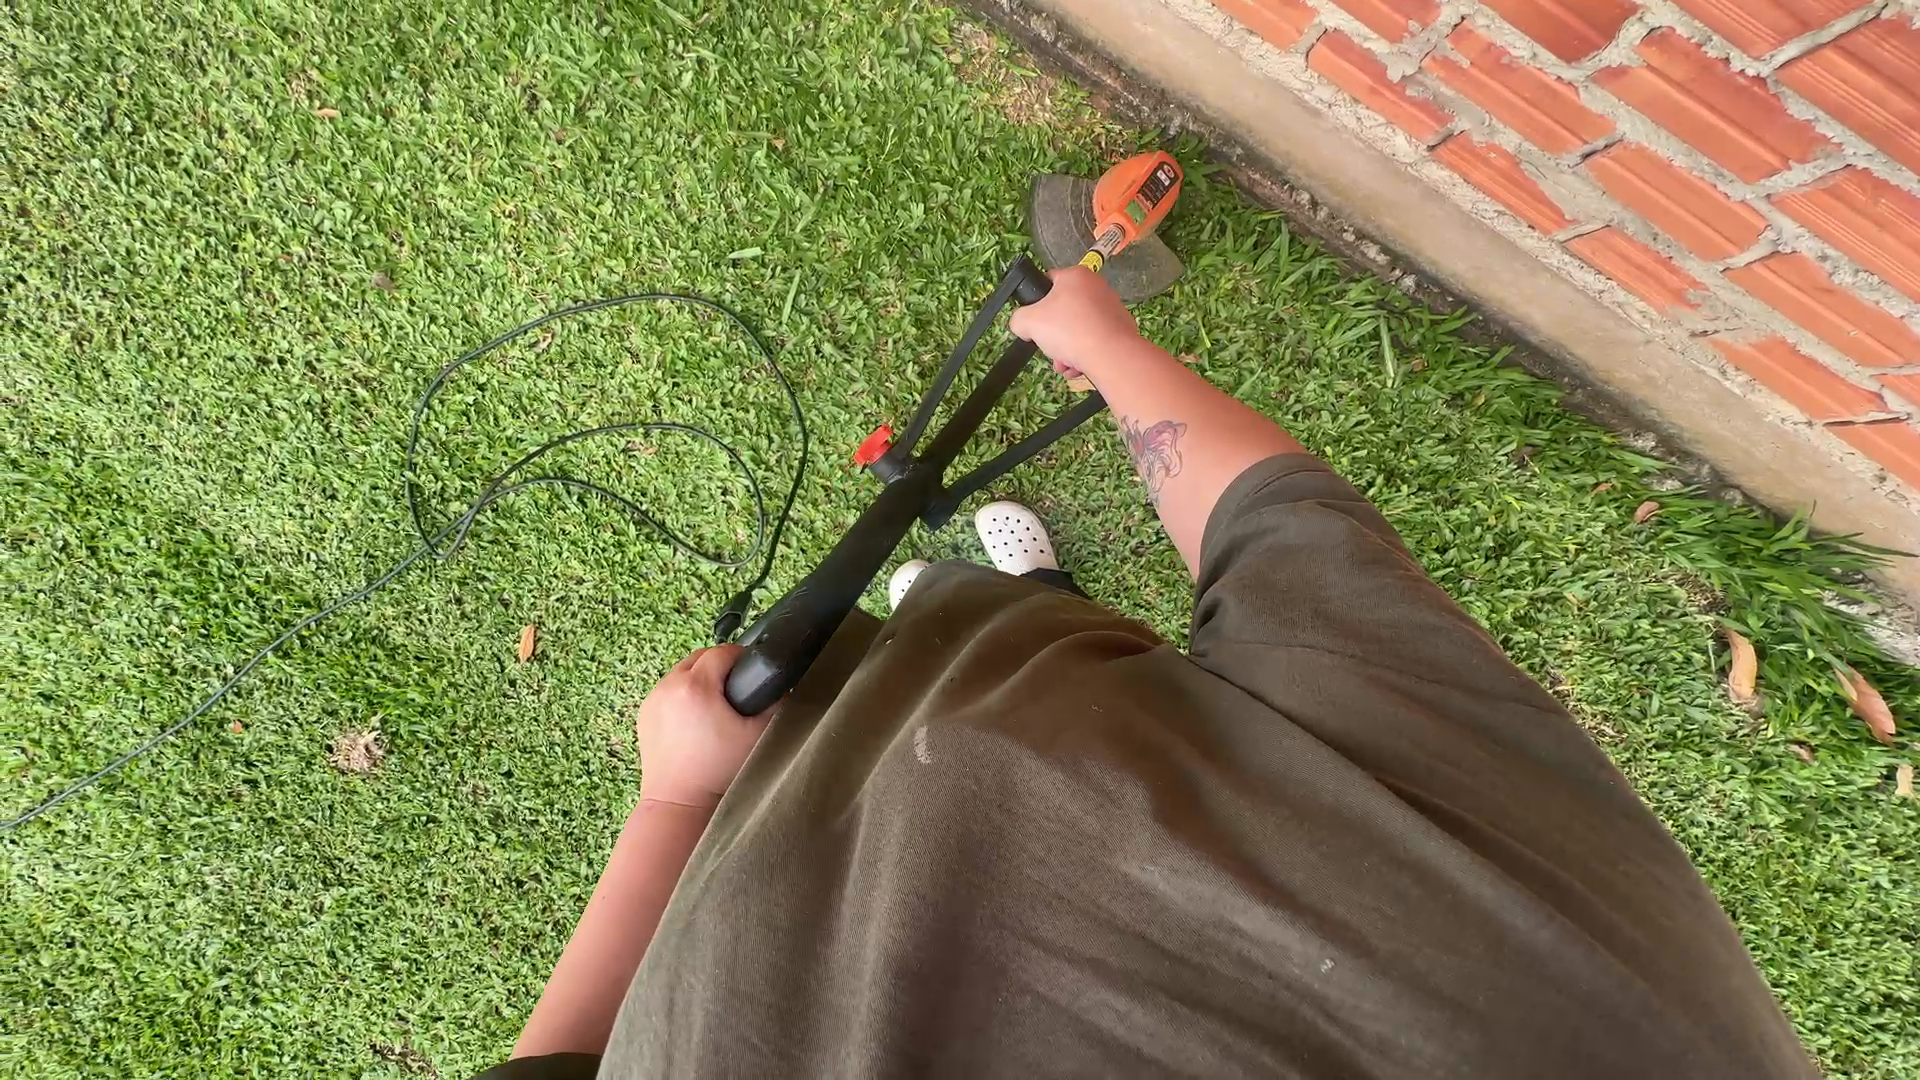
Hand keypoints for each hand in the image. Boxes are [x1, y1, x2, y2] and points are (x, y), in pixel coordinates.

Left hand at [635, 645, 772, 810]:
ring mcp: (652, 700)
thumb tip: (780, 686)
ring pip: (683, 670)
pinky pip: (669, 688)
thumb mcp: (759, 734)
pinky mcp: (644, 714)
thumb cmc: (718, 772)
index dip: (743, 658)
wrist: (680, 805)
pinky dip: (684, 692)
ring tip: (719, 701)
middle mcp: (668, 686)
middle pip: (700, 656)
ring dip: (701, 677)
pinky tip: (699, 713)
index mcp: (695, 686)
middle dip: (721, 665)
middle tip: (739, 688)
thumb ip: (775, 703)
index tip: (753, 675)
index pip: (723, 651)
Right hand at [1008, 265, 1139, 380]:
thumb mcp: (1028, 322)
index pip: (1048, 282)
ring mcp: (1112, 306)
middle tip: (1049, 349)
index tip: (1035, 322)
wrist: (1110, 354)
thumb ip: (1018, 319)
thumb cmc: (1069, 330)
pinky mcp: (1121, 327)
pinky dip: (1085, 353)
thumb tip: (1022, 324)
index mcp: (1075, 275)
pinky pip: (1095, 338)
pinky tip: (1079, 366)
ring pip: (1079, 328)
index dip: (1037, 303)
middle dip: (1054, 335)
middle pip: (1064, 310)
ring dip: (1067, 348)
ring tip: (1065, 365)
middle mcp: (1097, 285)